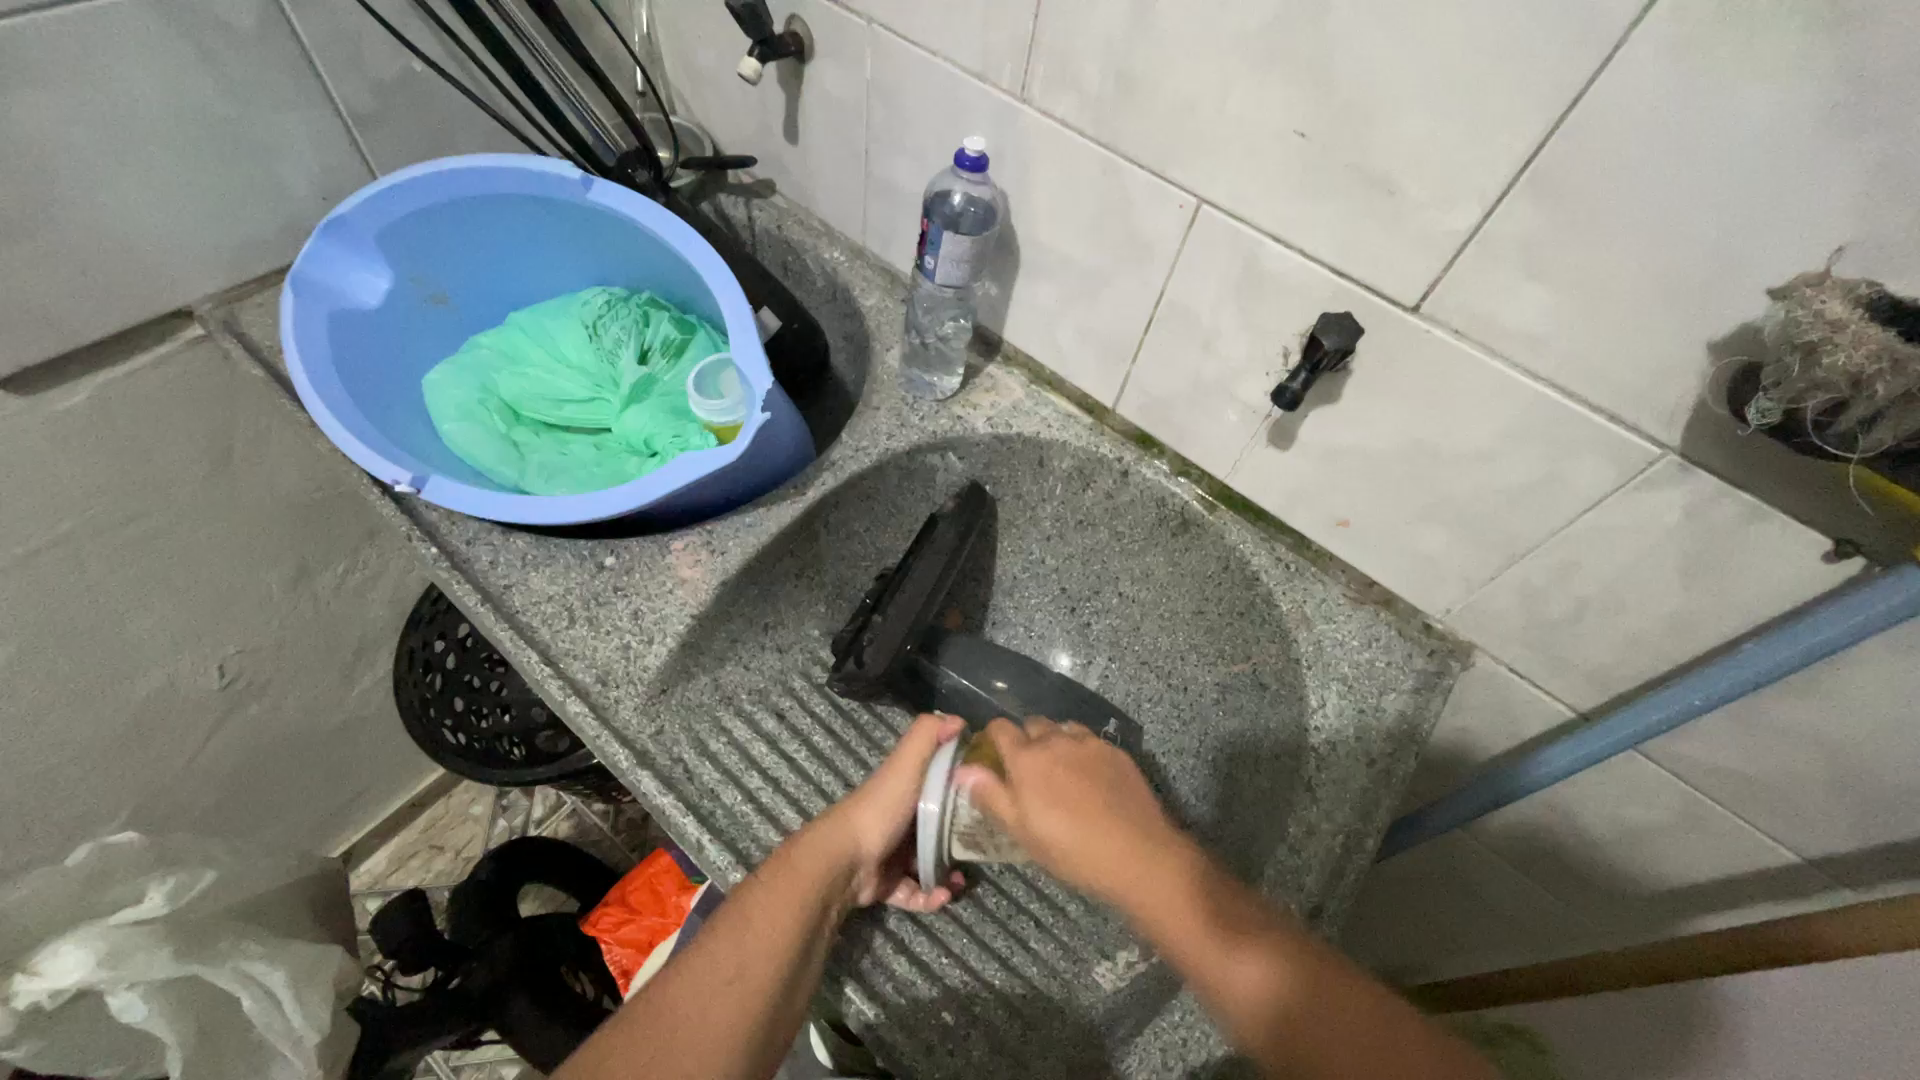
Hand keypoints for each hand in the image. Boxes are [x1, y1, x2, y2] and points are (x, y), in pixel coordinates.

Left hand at [807, 712, 967, 912]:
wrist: (845, 859)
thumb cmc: (881, 807)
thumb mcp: (906, 764)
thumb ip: (927, 737)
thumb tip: (958, 719)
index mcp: (902, 790)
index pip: (934, 786)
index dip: (958, 793)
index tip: (983, 804)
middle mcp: (896, 819)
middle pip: (933, 828)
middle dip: (956, 841)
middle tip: (976, 850)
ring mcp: (889, 854)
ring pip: (926, 864)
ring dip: (946, 874)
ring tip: (958, 881)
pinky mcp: (885, 884)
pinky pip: (914, 893)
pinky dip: (929, 897)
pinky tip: (942, 896)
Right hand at [954, 716, 1189, 902]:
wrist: (1138, 854)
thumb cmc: (1071, 850)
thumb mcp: (1021, 831)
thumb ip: (990, 795)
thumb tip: (963, 770)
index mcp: (1026, 758)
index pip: (1000, 728)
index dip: (992, 738)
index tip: (992, 756)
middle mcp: (1056, 740)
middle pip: (1032, 724)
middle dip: (1025, 740)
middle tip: (1028, 771)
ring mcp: (1089, 743)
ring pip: (1063, 729)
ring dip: (1055, 742)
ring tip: (1060, 772)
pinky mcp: (1116, 751)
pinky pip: (1090, 740)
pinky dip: (1082, 751)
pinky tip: (1090, 779)